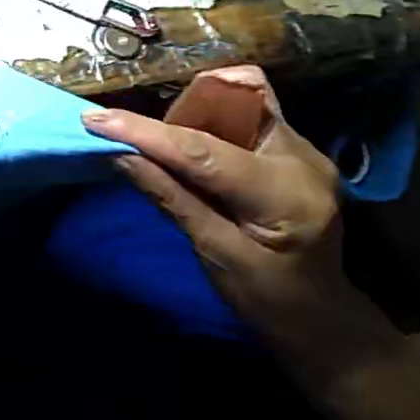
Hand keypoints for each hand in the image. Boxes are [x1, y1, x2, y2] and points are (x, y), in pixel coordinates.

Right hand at [82, 67, 397, 376]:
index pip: (203, 150)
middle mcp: (302, 157)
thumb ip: (171, 199)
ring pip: (239, 98)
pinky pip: (247, 112)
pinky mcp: (296, 147)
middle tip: (140, 140)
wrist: (322, 321)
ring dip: (194, 113)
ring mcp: (304, 148)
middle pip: (231, 102)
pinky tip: (195, 147)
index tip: (98, 120)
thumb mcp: (215, 257)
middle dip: (178, 112)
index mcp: (284, 195)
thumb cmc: (269, 302)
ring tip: (168, 147)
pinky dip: (211, 121)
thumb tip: (121, 156)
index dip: (146, 132)